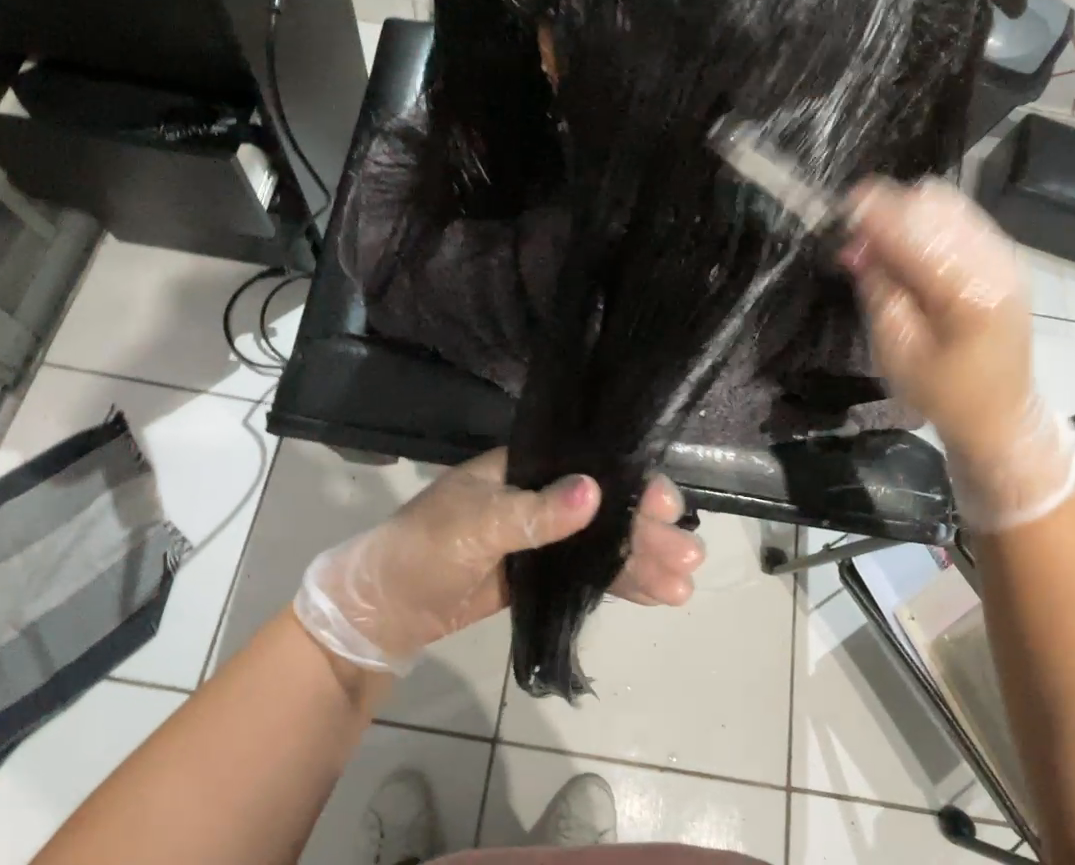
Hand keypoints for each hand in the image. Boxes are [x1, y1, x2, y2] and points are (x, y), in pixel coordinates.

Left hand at [294, 450, 703, 672]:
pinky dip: (619, 583)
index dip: (630, 484)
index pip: (587, 466)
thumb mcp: (474, 527)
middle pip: (605, 509)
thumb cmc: (422, 550)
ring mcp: (541, 537)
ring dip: (642, 561)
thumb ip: (534, 512)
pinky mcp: (540, 573)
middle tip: (690, 557)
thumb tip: (594, 490)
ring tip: (684, 587)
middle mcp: (538, 495)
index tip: (667, 508)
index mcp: (522, 468)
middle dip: (647, 531)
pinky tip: (655, 595)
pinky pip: (587, 574)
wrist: (384, 608)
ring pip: (602, 544)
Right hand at [840, 178, 1074, 531]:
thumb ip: (879, 289)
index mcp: (965, 293)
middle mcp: (993, 263)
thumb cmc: (942, 393)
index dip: (874, 212)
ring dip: (908, 215)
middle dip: (889, 212)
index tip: (842, 207)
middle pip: (934, 207)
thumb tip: (858, 245)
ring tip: (881, 244)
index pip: (913, 231)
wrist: (1001, 415)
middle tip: (858, 240)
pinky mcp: (1006, 260)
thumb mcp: (895, 350)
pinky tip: (909, 248)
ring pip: (949, 206)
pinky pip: (962, 220)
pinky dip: (929, 224)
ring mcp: (1005, 258)